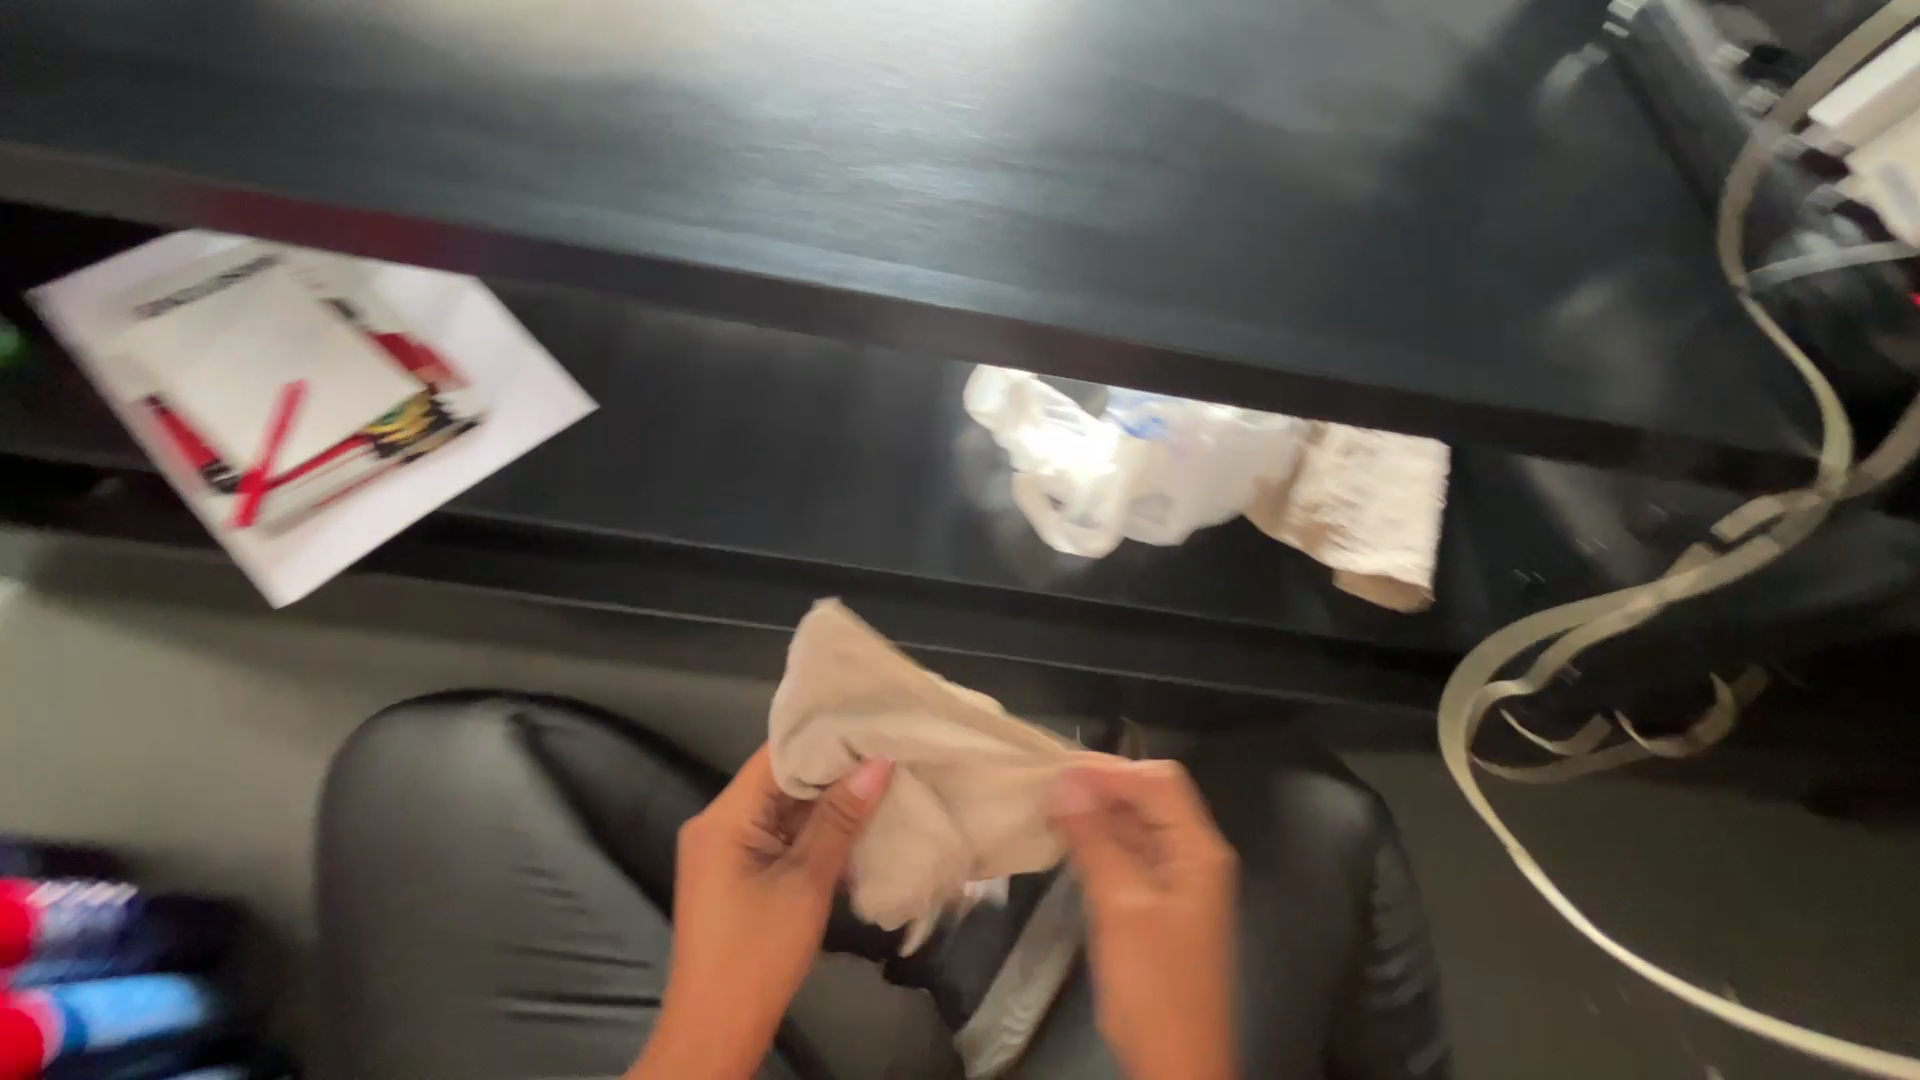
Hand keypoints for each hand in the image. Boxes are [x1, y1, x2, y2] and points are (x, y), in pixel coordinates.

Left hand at [629, 745, 892, 1079]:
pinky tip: (856, 827)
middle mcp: (718, 824)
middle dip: (833, 772)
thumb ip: (840, 819)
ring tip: (883, 782)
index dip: (824, 739)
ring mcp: (726, 851)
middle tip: (888, 753)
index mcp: (723, 817)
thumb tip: (879, 762)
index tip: (872, 726)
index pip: (776, 756)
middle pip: (780, 781)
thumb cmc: (758, 955)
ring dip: (827, 805)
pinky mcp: (737, 875)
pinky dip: (813, 833)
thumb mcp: (806, 883)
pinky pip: (779, 837)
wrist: (714, 1036)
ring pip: (783, 810)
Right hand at [1049, 758, 1238, 1079]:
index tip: (1059, 772)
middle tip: (1046, 787)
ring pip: (1136, 824)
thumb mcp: (1120, 906)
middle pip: (1149, 798)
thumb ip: (1093, 838)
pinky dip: (1100, 841)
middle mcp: (1193, 854)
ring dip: (1096, 813)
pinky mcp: (1158, 900)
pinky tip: (1066, 840)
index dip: (1110, 770)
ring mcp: (1177, 878)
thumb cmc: (1154, 985)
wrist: (1176, 1064)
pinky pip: (1130, 853)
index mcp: (1198, 849)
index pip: (1158, 781)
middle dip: (1100, 787)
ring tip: (1048, 808)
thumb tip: (1064, 781)